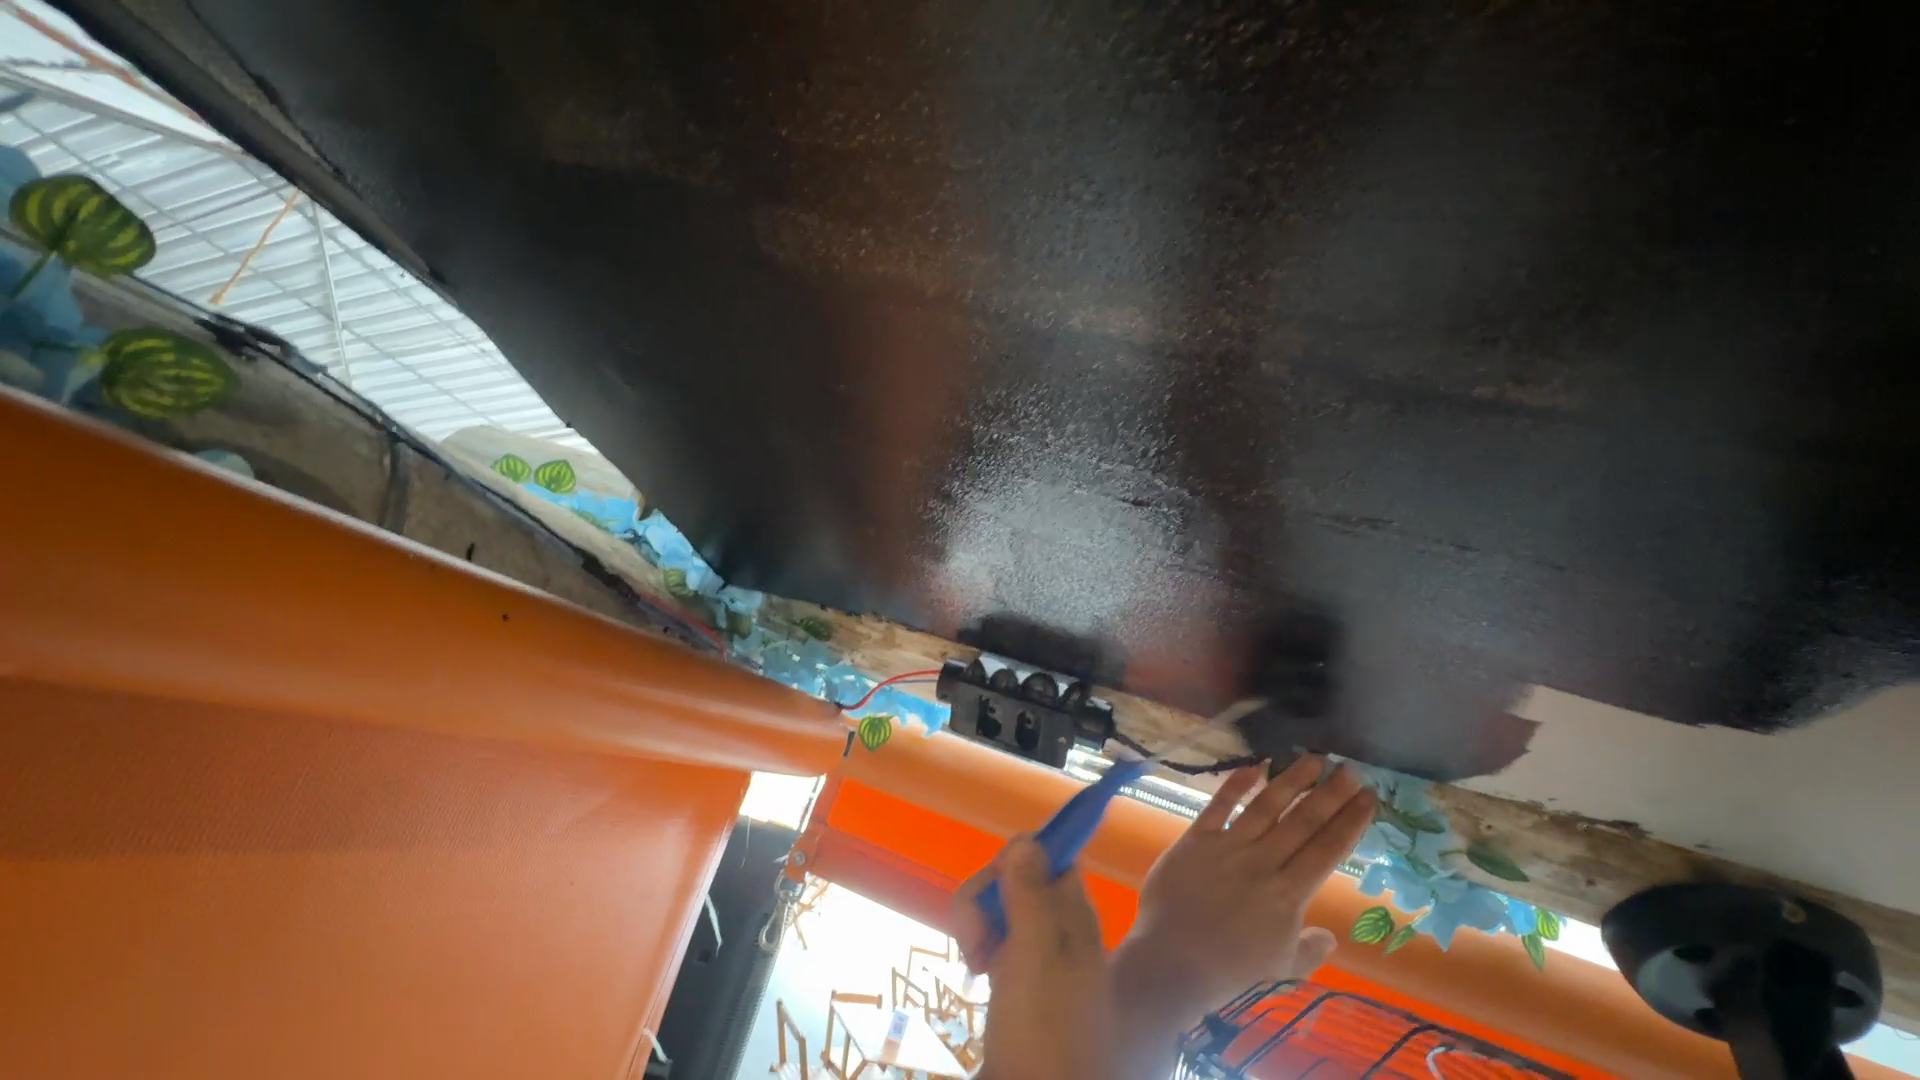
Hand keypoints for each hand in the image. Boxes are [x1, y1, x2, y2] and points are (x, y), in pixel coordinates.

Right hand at [950, 836, 1115, 1079]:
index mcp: (1073, 914)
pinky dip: (978, 945)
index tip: (998, 887)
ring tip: (975, 962)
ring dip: (976, 923)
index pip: (1049, 855)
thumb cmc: (1043, 1031)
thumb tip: (1027, 838)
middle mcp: (1058, 925)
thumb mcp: (1035, 958)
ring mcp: (1037, 951)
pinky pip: (994, 936)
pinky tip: (975, 972)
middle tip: (979, 939)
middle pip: (1015, 877)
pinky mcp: (1016, 975)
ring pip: (999, 907)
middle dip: (985, 897)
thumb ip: (1031, 896)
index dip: (1018, 859)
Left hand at [1115, 757, 1375, 1037]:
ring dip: (1292, 781)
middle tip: (1351, 769)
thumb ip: (1308, 950)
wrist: (1174, 959)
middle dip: (1330, 794)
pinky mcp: (1196, 838)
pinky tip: (1256, 765)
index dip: (1350, 822)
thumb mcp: (1281, 968)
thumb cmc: (1230, 969)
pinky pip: (1219, 805)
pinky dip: (1236, 784)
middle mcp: (1263, 863)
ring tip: (1314, 759)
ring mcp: (1228, 847)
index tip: (1369, 798)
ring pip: (1267, 807)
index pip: (1327, 850)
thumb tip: (1330, 935)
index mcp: (1289, 894)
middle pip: (1303, 822)